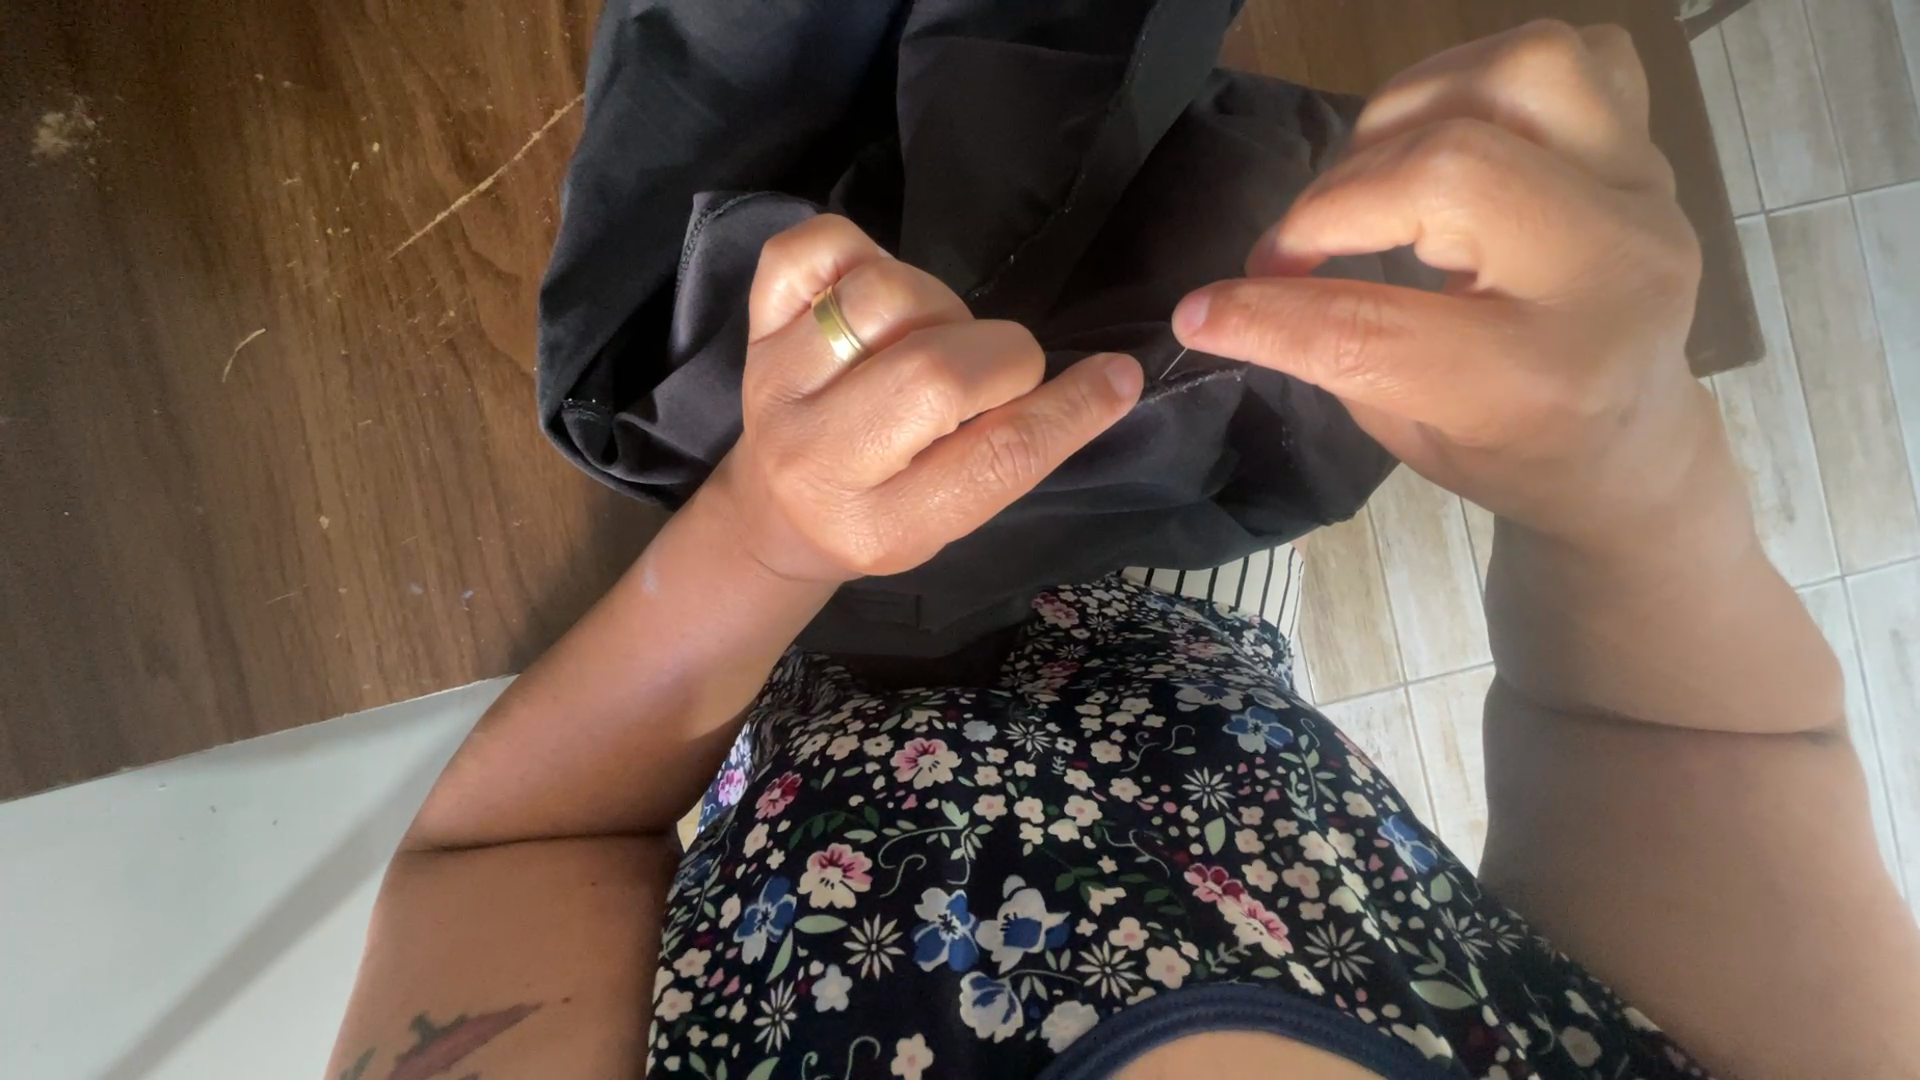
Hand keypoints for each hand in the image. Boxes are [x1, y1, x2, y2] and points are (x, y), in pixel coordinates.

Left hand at [704, 215, 1142, 584]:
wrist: (778, 515)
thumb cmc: (877, 519)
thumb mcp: (947, 519)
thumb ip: (1011, 456)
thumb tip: (1110, 379)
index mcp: (882, 525)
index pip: (994, 459)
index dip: (1069, 411)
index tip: (1117, 376)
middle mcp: (819, 457)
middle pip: (935, 373)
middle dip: (1000, 356)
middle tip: (997, 370)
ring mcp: (778, 384)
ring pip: (885, 299)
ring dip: (939, 306)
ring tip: (935, 339)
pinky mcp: (756, 329)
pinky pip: (819, 249)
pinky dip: (863, 253)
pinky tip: (875, 297)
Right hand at [1172, 21, 1725, 549]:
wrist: (1627, 439)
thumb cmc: (1502, 453)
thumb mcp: (1401, 430)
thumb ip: (1329, 352)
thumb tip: (1234, 296)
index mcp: (1527, 381)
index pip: (1369, 331)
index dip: (1265, 317)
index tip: (1197, 313)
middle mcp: (1602, 271)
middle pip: (1448, 174)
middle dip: (1327, 208)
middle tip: (1285, 256)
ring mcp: (1639, 190)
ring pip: (1514, 77)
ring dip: (1393, 123)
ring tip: (1355, 184)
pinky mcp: (1646, 145)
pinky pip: (1564, 57)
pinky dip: (1468, 81)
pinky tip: (1427, 135)